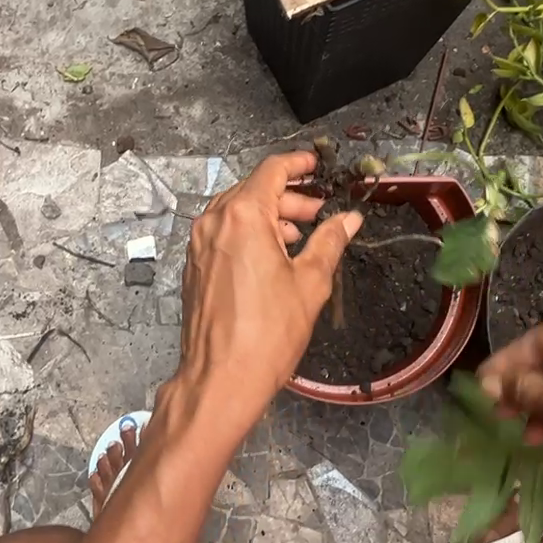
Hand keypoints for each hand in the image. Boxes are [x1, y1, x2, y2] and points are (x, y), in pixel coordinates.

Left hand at [169, 151, 360, 430]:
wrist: (221, 378)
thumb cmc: (268, 333)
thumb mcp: (310, 282)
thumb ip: (330, 242)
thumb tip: (349, 220)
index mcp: (242, 216)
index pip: (271, 171)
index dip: (298, 164)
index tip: (316, 165)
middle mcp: (214, 222)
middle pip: (253, 190)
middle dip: (288, 197)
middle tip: (319, 213)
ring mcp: (199, 244)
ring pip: (237, 212)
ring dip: (269, 216)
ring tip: (299, 238)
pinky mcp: (194, 265)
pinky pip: (224, 233)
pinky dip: (248, 233)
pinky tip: (272, 256)